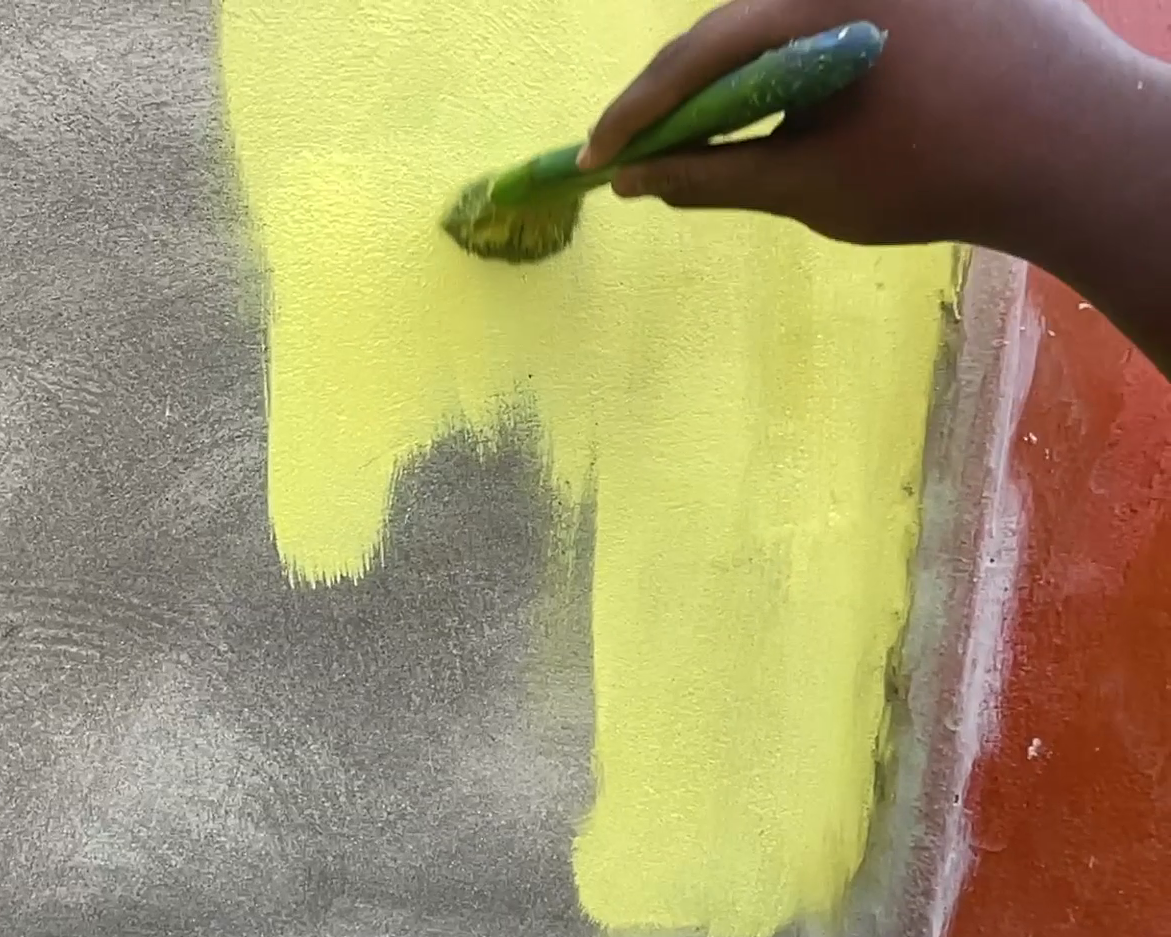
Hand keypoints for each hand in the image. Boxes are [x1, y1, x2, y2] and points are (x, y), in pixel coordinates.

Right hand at [574, 0, 1144, 251]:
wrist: (1078, 154)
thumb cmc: (936, 174)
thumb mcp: (801, 185)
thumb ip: (705, 178)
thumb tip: (631, 181)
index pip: (700, 52)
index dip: (633, 111)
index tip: (590, 160)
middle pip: (727, 26)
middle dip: (665, 93)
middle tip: (624, 151)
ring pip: (765, 21)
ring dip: (711, 79)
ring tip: (674, 134)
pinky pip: (810, 18)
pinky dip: (764, 64)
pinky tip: (746, 106)